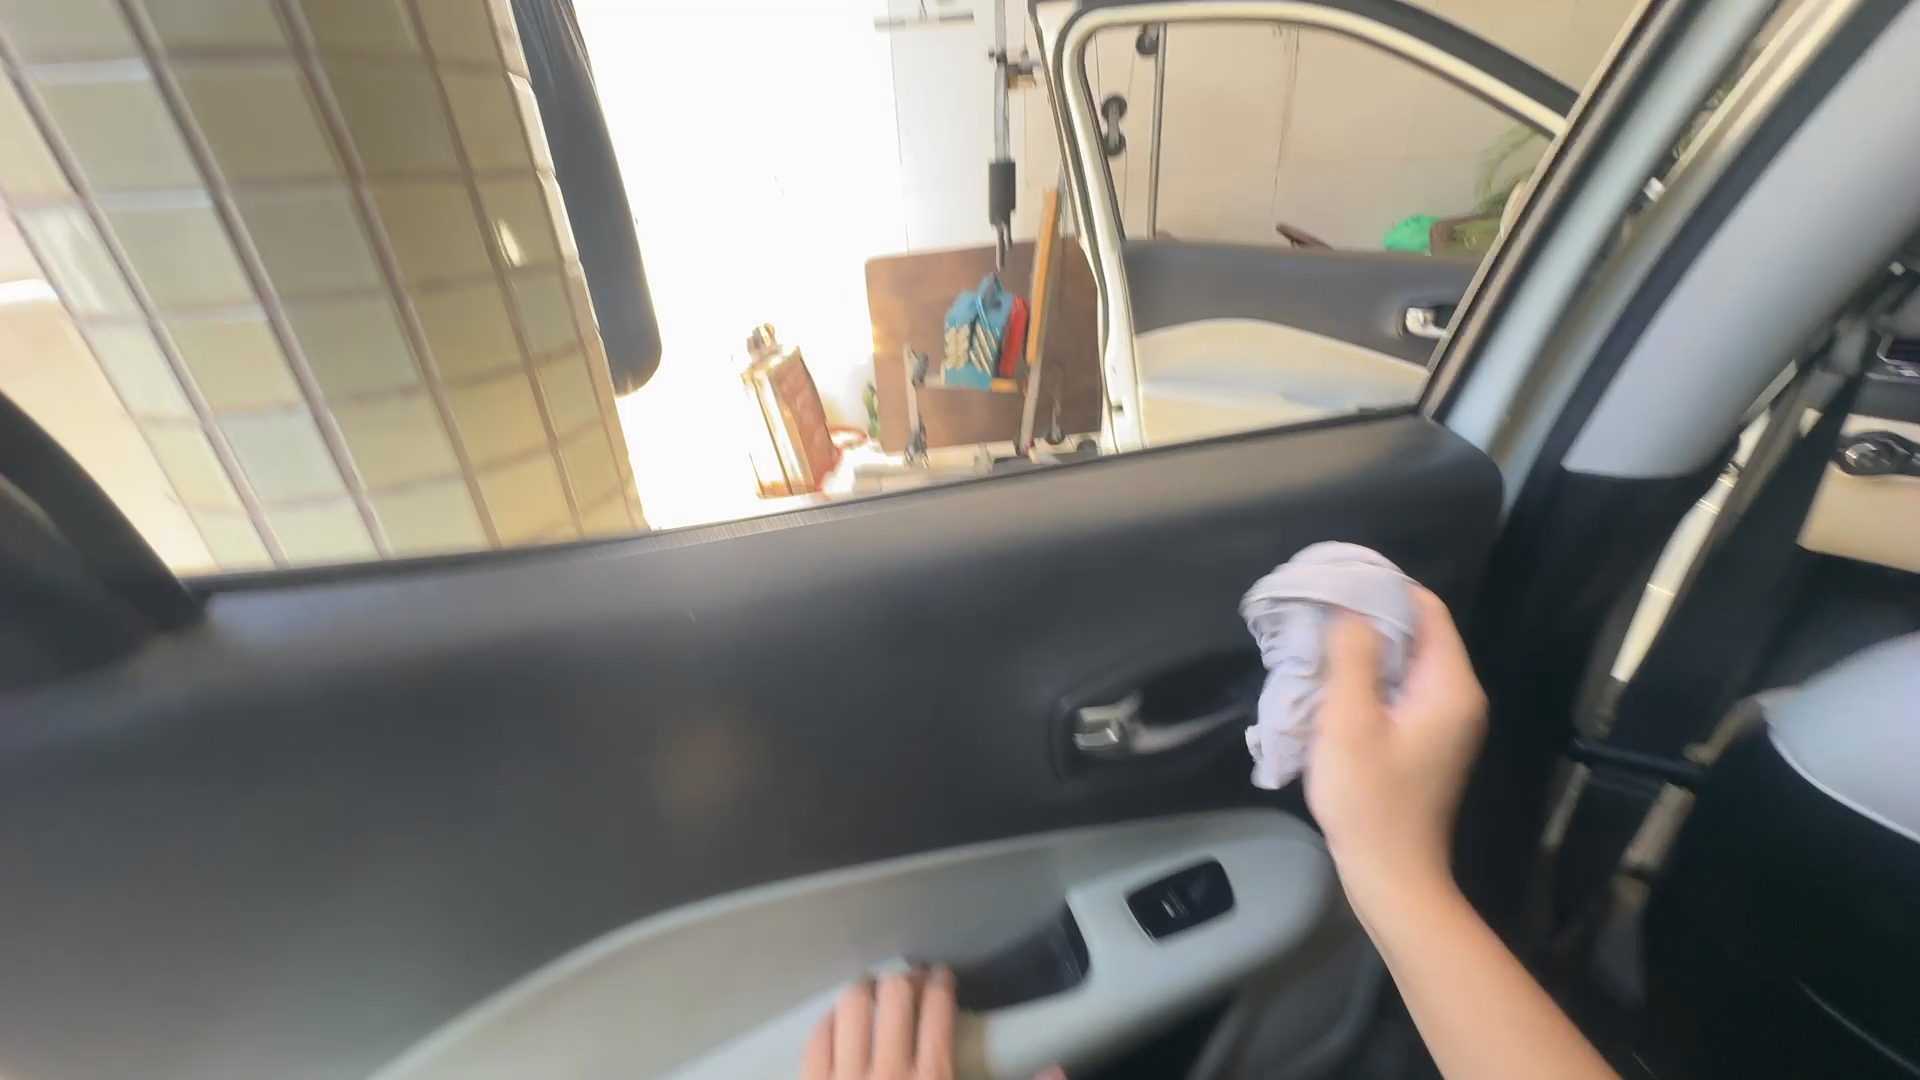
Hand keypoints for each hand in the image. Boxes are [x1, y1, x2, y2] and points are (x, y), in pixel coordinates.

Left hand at [801, 967, 1064, 1079]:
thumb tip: (1060, 1068)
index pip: (938, 1008)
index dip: (941, 982)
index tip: (942, 976)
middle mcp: (888, 1074)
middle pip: (896, 995)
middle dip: (906, 980)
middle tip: (912, 981)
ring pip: (853, 1007)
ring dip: (865, 990)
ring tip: (874, 989)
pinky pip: (816, 1042)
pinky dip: (829, 1022)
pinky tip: (839, 1022)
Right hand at [1305, 588, 1486, 915]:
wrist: (1389, 871)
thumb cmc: (1368, 797)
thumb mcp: (1349, 721)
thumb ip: (1352, 658)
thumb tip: (1350, 609)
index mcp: (1449, 686)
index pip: (1426, 610)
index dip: (1382, 587)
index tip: (1334, 576)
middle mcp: (1455, 696)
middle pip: (1416, 631)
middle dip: (1366, 611)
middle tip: (1315, 602)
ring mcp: (1441, 718)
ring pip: (1403, 658)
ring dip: (1362, 641)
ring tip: (1314, 631)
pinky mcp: (1423, 736)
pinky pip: (1396, 684)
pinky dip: (1365, 670)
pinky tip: (1328, 673)